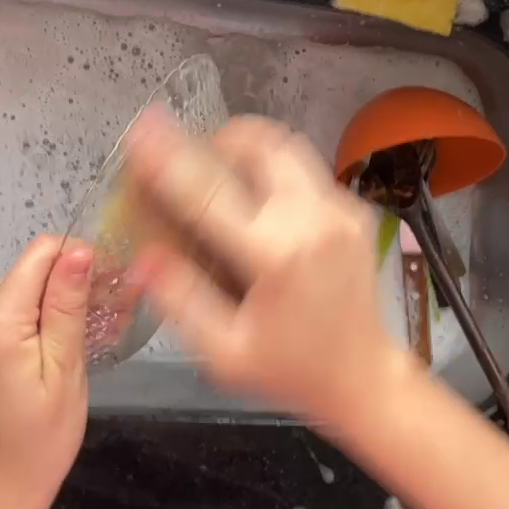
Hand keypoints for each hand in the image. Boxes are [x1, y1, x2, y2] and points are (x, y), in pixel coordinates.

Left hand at [0, 234, 92, 508]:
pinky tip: (63, 333)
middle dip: (71, 276)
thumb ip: (67, 304)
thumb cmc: (45, 434)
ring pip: (25, 281)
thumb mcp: (66, 367)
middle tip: (107, 305)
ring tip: (90, 322)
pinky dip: (41, 309)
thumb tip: (80, 250)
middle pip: (31, 266)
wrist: (8, 481)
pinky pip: (14, 302)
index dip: (77, 256)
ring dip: (58, 293)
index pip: (39, 253)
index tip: (107, 280)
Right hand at [124, 110, 411, 424]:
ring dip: (251, 146)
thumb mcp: (224, 353)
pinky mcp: (354, 210)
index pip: (209, 191)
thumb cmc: (291, 371)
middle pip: (260, 144)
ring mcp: (339, 209)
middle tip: (195, 155)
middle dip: (220, 139)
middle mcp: (311, 219)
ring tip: (225, 167)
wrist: (366, 377)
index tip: (144, 131)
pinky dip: (277, 169)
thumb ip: (182, 300)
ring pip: (288, 145)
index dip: (170, 158)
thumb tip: (143, 257)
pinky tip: (262, 201)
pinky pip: (308, 169)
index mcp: (275, 254)